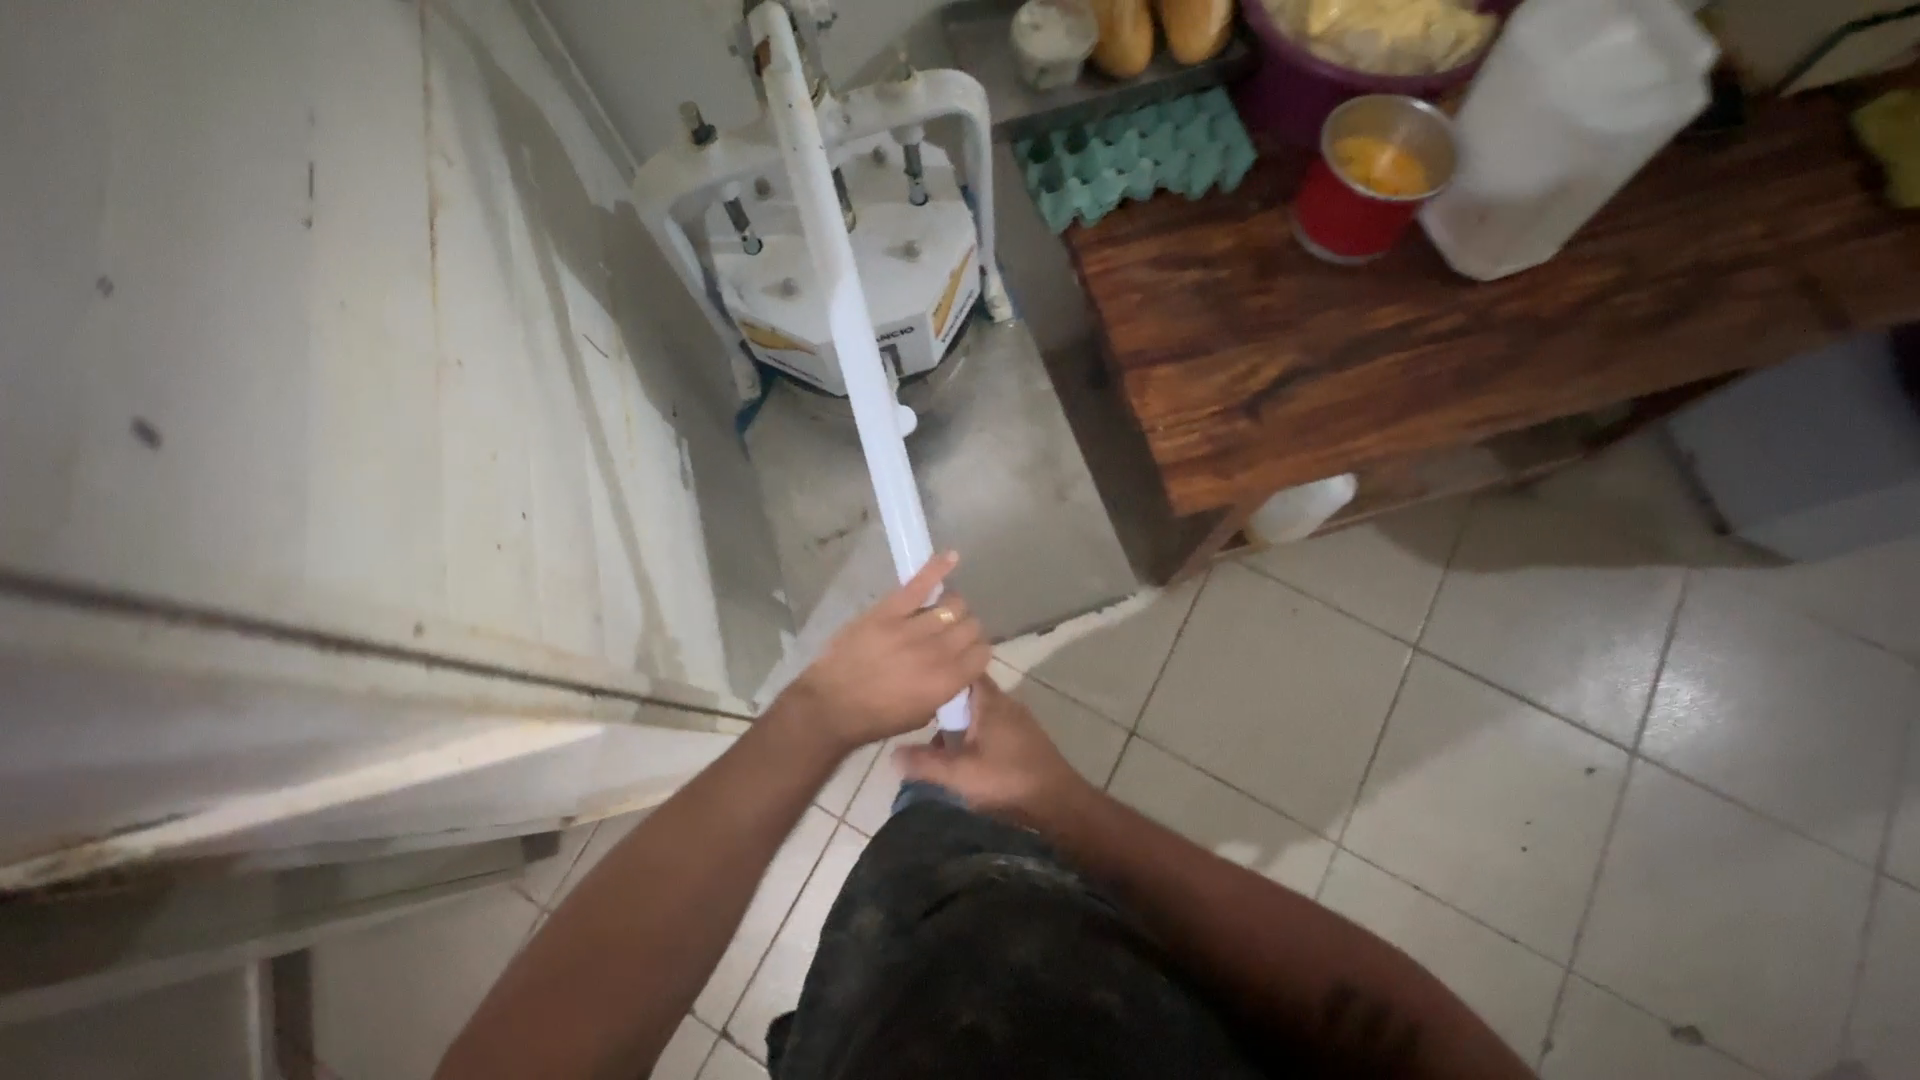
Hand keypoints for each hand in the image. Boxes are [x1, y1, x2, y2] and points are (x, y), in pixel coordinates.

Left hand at [784, 552, 988, 751]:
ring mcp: (912, 628)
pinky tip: (951, 556)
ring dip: (952, 608)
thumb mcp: (923, 714)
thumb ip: (946, 689)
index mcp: (947, 681)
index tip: (967, 653)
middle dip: (966, 629)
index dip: (977, 651)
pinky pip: (919, 583)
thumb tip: (958, 666)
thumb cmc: (876, 718)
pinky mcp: (888, 611)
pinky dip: (937, 567)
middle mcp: (937, 652)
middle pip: (971, 626)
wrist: (831, 707)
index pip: (983, 653)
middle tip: (951, 634)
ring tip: (941, 611)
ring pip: (952, 604)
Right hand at [892, 676, 1097, 823]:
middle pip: (969, 694)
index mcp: (990, 701)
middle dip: (945, 708)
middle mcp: (1006, 704)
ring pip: (980, 715)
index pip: (963, 671)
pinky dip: (976, 738)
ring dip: (960, 727)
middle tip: (918, 723)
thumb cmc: (1008, 781)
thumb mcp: (959, 774)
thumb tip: (891, 754)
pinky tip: (964, 760)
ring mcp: (1019, 722)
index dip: (940, 675)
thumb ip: (924, 763)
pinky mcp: (1025, 741)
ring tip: (936, 747)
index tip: (917, 685)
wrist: (1059, 804)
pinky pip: (993, 730)